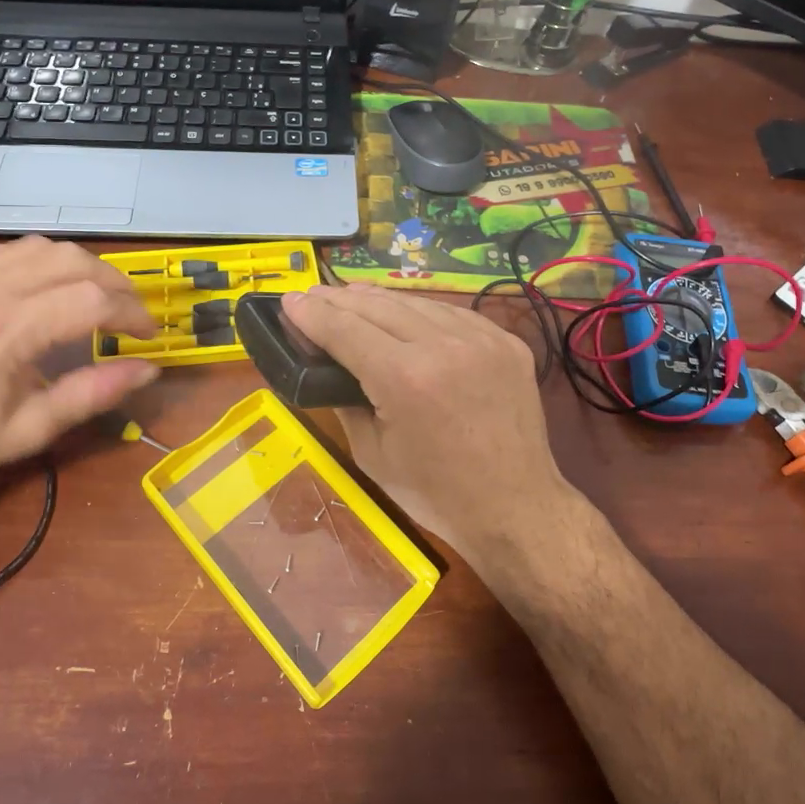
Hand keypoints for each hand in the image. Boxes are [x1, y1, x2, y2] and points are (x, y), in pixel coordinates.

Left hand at [0, 238, 159, 502]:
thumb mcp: (27, 431)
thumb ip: (92, 394)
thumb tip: (147, 371)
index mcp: (4, 332)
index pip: (91, 301)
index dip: (132, 314)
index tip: (149, 336)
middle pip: (72, 261)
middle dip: (114, 283)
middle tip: (131, 315)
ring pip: (41, 246)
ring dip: (80, 266)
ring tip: (97, 298)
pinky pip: (6, 252)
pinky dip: (42, 262)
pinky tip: (49, 290)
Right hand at [282, 283, 563, 551]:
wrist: (515, 507)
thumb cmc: (436, 493)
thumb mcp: (372, 454)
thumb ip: (347, 400)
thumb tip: (328, 364)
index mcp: (404, 378)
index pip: (346, 329)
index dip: (312, 313)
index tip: (289, 300)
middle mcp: (443, 346)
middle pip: (378, 306)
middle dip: (339, 299)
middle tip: (313, 296)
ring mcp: (482, 339)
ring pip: (417, 302)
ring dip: (379, 299)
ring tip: (352, 298)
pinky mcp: (506, 342)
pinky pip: (453, 314)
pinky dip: (421, 311)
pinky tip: (404, 314)